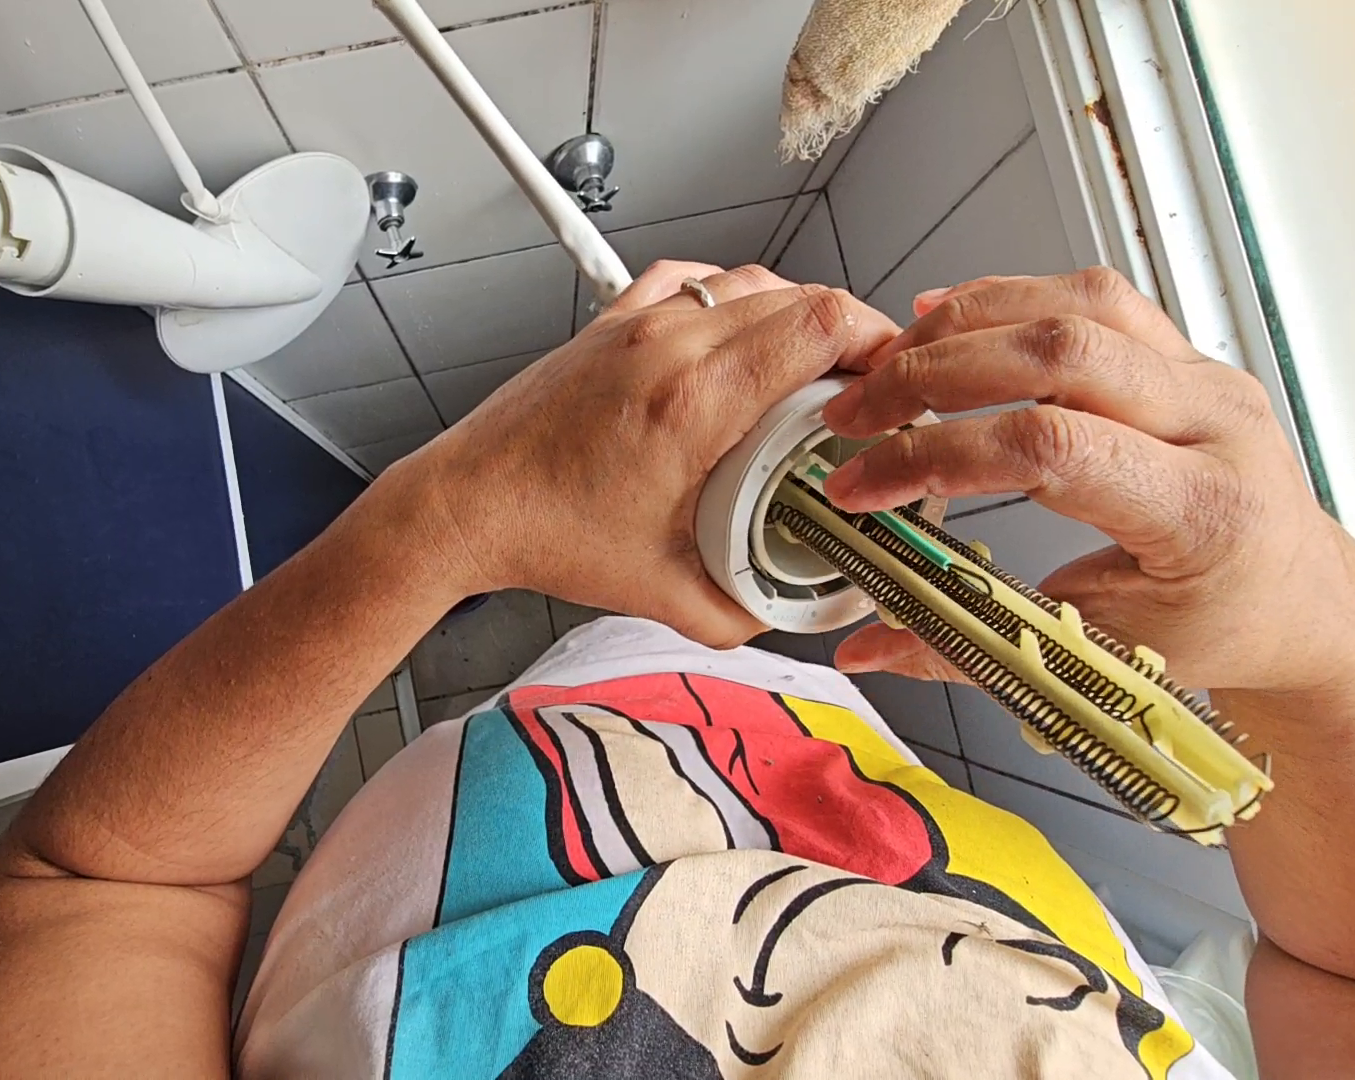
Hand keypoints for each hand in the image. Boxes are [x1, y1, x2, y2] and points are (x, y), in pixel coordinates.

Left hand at [376, 260, 900, 646]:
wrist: (467, 505)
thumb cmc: (543, 531)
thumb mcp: (658, 590)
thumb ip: (735, 611)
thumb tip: (775, 610)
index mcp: (694, 402)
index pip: (820, 324)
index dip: (877, 341)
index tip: (886, 379)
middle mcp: (667, 347)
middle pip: (796, 299)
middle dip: (844, 337)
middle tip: (849, 389)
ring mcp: (634, 327)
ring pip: (746, 284)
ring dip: (789, 316)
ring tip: (797, 368)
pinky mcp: (606, 328)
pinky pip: (687, 282)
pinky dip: (726, 297)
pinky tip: (730, 331)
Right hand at [820, 268, 1354, 694]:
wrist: (1292, 599)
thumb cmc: (1213, 628)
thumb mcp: (1084, 655)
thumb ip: (959, 647)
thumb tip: (864, 649)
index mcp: (1199, 509)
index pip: (1046, 448)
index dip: (932, 457)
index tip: (861, 485)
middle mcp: (1212, 423)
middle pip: (1054, 352)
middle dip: (927, 376)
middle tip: (853, 413)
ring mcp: (1197, 377)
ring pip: (1071, 305)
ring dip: (957, 327)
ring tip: (884, 365)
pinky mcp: (1174, 356)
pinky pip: (1087, 296)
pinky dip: (1000, 298)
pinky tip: (941, 316)